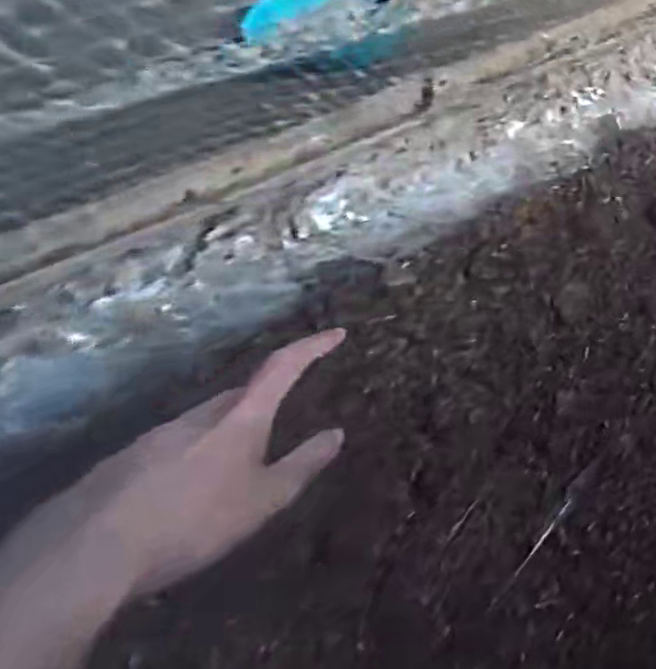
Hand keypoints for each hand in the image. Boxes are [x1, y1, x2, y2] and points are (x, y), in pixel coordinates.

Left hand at [0, 331, 345, 667]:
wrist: (72, 570)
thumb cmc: (190, 524)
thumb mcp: (265, 500)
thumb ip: (303, 464)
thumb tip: (335, 433)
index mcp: (237, 421)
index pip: (281, 368)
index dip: (311, 347)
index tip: (336, 333)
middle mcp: (190, 422)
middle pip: (232, 399)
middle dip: (256, 404)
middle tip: (273, 423)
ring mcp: (139, 447)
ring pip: (190, 428)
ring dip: (212, 438)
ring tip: (219, 472)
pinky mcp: (101, 475)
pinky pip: (152, 457)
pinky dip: (173, 465)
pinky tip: (169, 499)